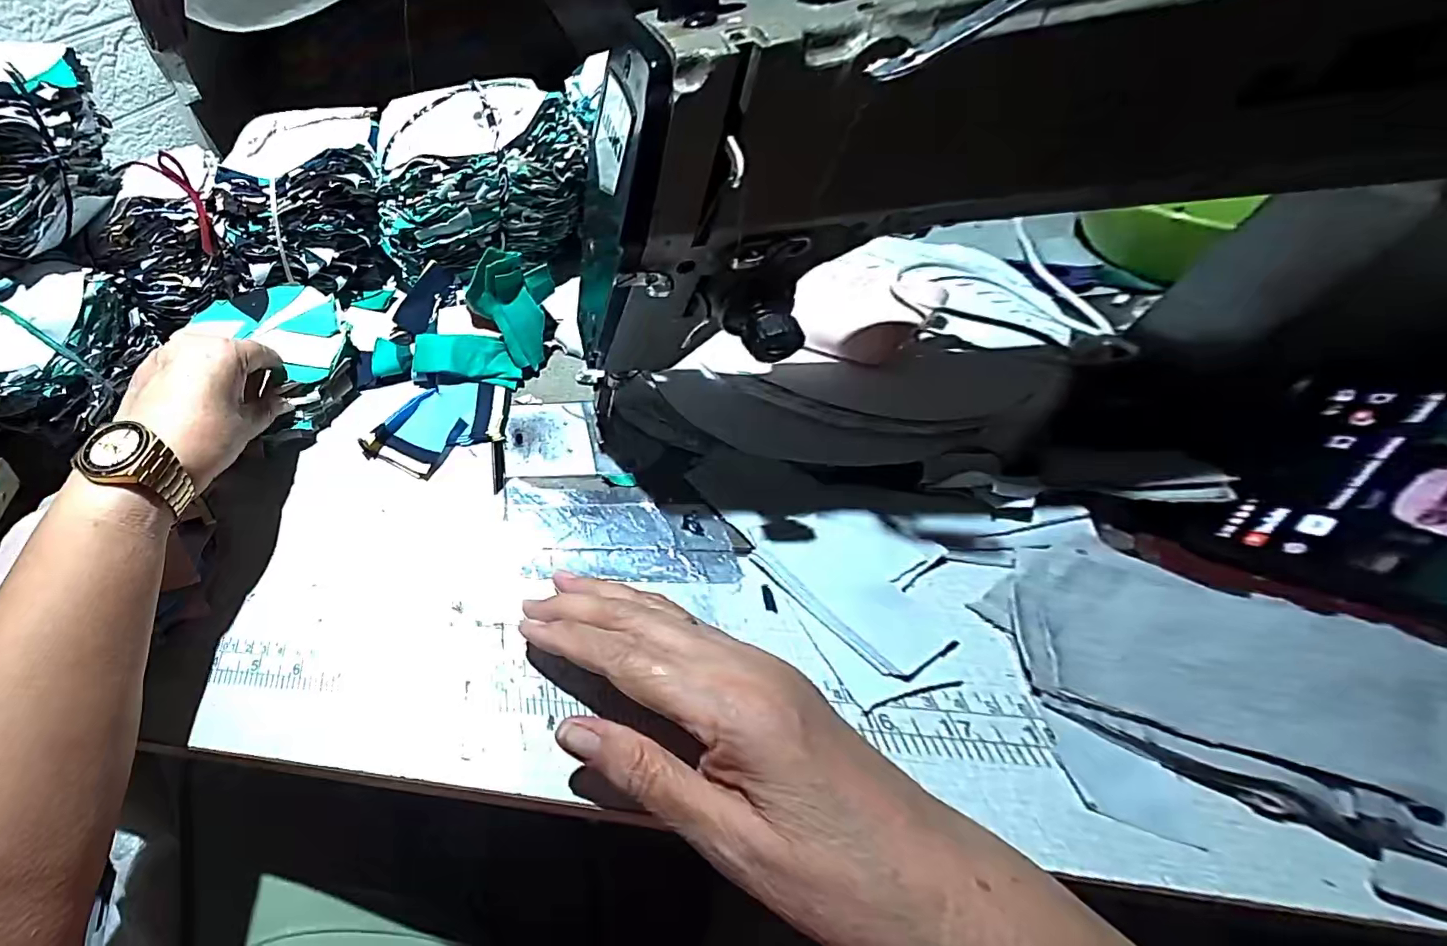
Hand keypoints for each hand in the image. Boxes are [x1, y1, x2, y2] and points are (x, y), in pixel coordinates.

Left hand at [114, 330, 284, 490]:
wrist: (144, 465)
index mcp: (224, 351)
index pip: (264, 352)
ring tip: (225, 401)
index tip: (278, 389)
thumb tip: (278, 402)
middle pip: (234, 348)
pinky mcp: (147, 367)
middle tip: (253, 398)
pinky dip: (195, 375)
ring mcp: (167, 353)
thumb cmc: (195, 446)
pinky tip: (199, 402)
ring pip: (206, 353)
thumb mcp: (245, 427)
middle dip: (247, 371)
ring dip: (220, 371)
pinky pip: (182, 363)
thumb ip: (268, 408)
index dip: (276, 373)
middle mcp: (193, 343)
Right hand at [519, 573, 1126, 945]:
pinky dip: (651, 613)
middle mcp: (745, 666)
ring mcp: (762, 665)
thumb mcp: (730, 841)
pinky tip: (636, 609)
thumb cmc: (834, 877)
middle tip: (535, 597)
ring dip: (615, 599)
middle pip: (646, 625)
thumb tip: (573, 731)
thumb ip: (646, 776)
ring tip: (571, 583)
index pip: (630, 658)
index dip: (574, 639)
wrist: (938, 884)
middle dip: (585, 608)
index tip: (530, 624)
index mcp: (732, 704)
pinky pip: (695, 629)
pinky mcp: (772, 676)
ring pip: (671, 618)